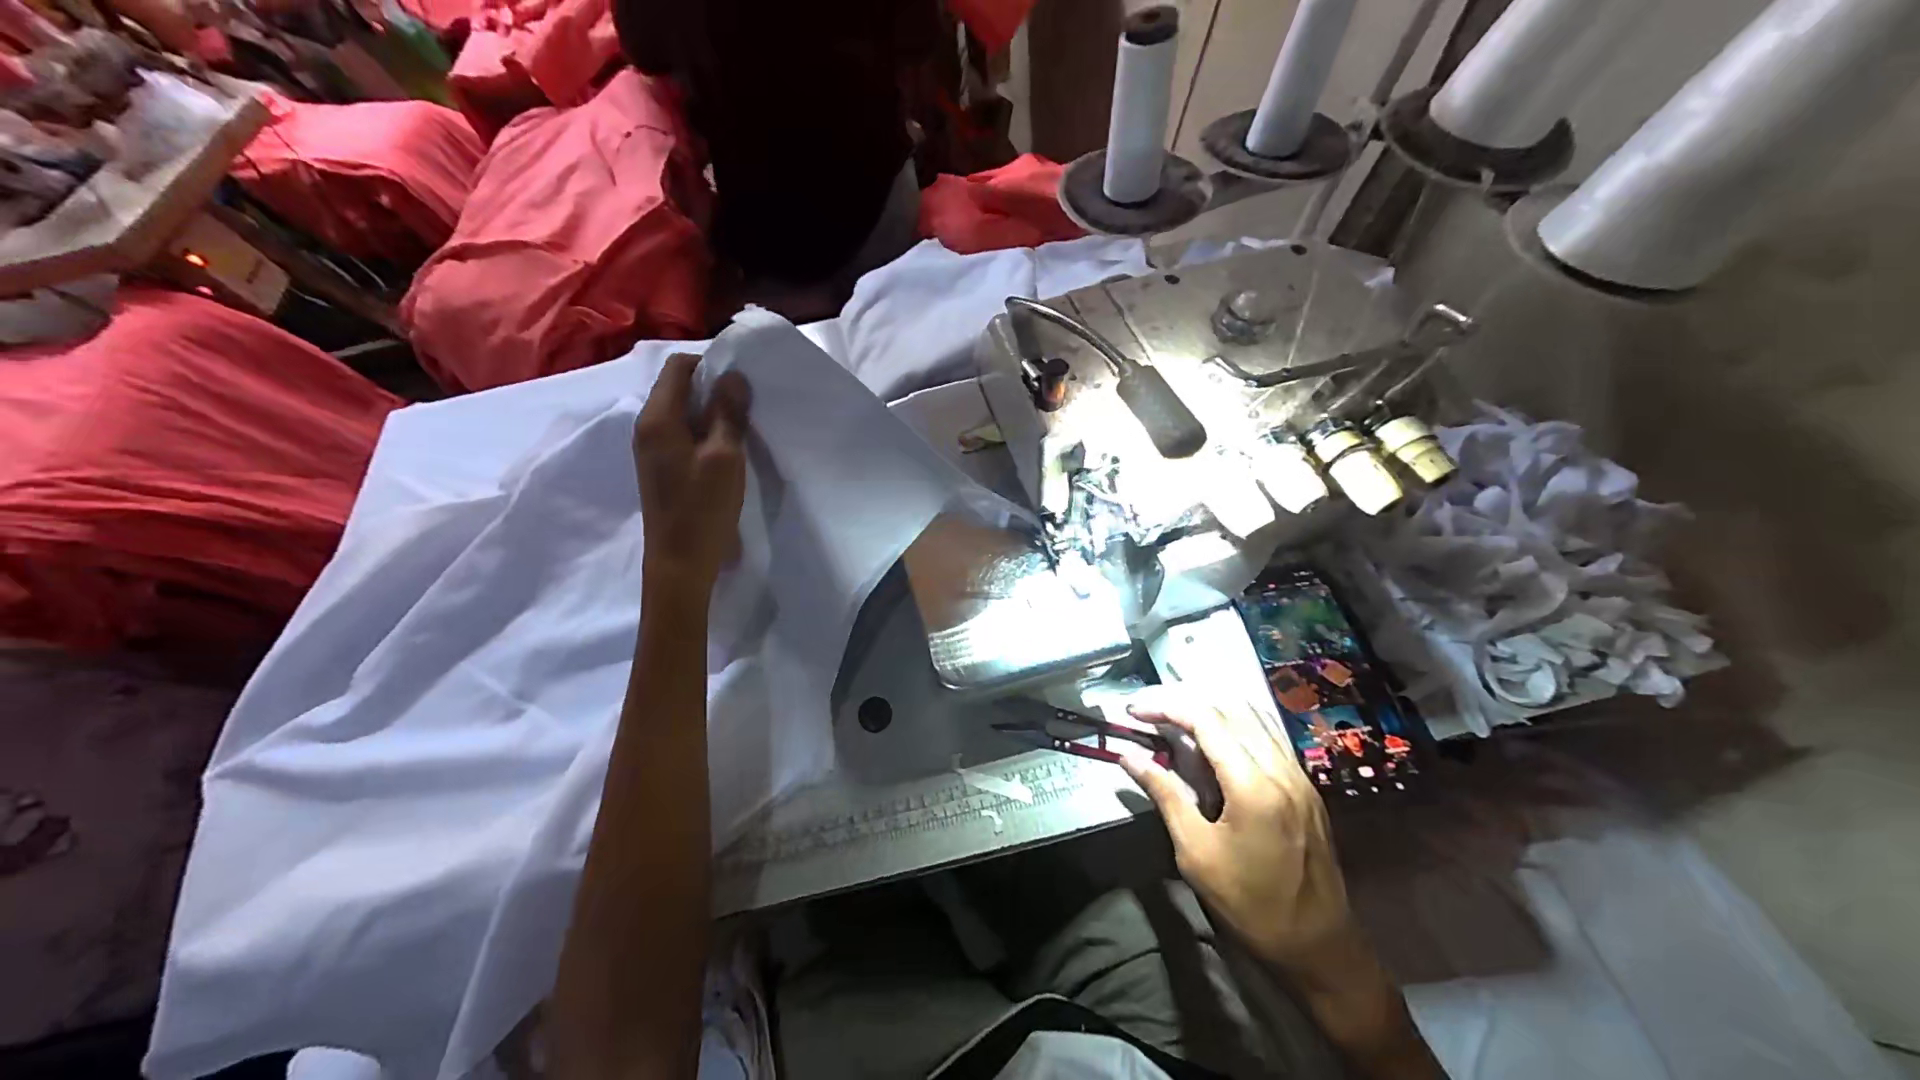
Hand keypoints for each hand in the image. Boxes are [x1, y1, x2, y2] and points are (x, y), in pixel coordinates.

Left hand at [633, 353, 750, 585]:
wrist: (680, 563)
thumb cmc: (703, 508)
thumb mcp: (724, 457)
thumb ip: (727, 413)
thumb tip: (733, 376)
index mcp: (657, 419)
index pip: (678, 367)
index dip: (710, 365)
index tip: (742, 382)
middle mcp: (647, 428)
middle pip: (678, 388)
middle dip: (712, 389)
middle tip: (748, 404)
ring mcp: (652, 450)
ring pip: (682, 413)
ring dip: (711, 413)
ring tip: (742, 428)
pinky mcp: (662, 469)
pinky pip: (682, 435)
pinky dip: (704, 433)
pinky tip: (727, 451)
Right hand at [1121, 695, 1358, 979]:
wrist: (1318, 944)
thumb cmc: (1249, 903)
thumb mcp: (1195, 852)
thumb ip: (1165, 794)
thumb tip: (1129, 757)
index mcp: (1253, 784)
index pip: (1206, 719)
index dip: (1166, 707)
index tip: (1135, 712)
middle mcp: (1281, 769)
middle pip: (1230, 709)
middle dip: (1186, 703)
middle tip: (1151, 714)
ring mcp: (1299, 775)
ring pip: (1254, 717)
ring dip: (1213, 711)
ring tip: (1179, 721)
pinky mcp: (1306, 787)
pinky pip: (1269, 736)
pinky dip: (1238, 726)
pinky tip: (1217, 742)